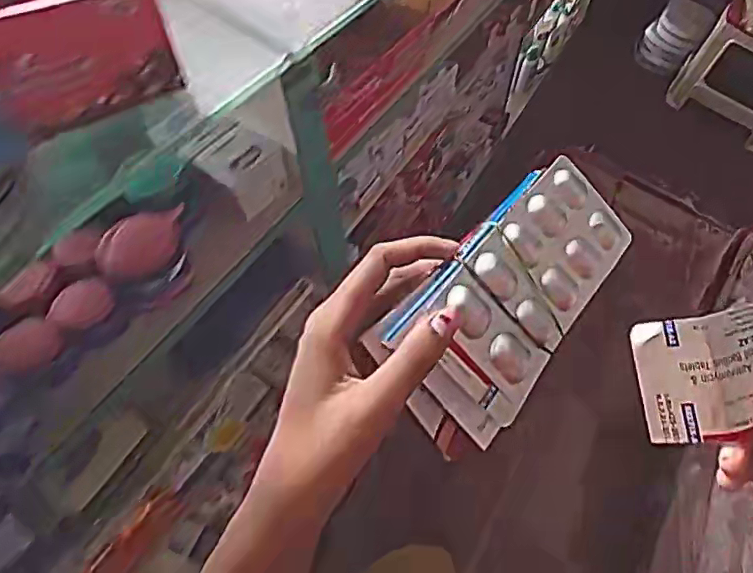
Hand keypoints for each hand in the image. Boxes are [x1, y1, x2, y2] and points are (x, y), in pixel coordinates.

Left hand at [204, 237, 460, 572]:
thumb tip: (450, 314)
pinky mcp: (347, 361)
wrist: (287, 504)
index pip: (379, 262)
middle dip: (425, 270)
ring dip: (421, 296)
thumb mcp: (374, 404)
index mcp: (330, 322)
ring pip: (385, 302)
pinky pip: (383, 327)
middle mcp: (332, 323)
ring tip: (457, 299)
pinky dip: (411, 322)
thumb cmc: (321, 454)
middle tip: (464, 275)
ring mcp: (338, 342)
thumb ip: (414, 358)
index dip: (418, 248)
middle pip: (384, 278)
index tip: (454, 252)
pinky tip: (434, 334)